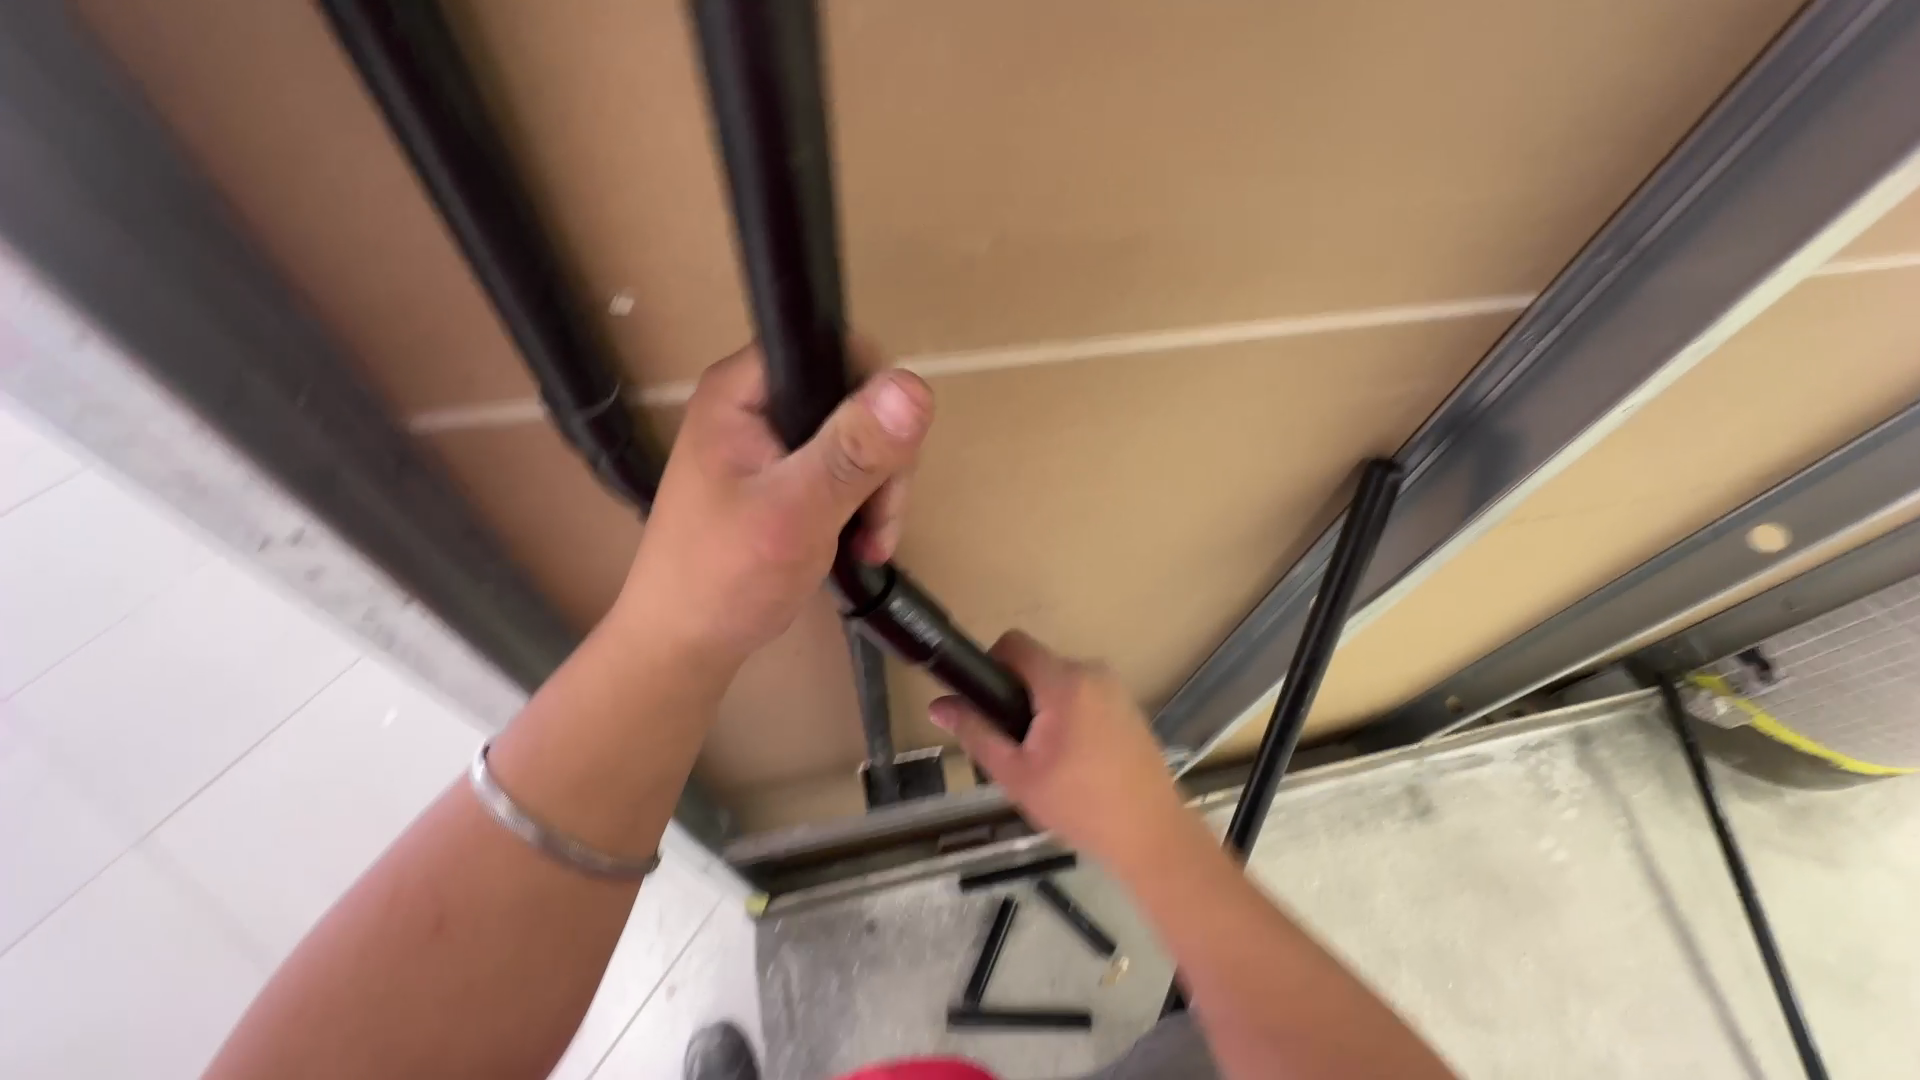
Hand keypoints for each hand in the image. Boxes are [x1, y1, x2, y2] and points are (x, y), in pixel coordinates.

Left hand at [617, 343, 932, 663]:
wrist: (687, 644)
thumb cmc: (725, 578)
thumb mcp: (796, 511)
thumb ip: (853, 452)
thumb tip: (914, 387)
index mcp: (743, 391)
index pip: (832, 350)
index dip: (873, 395)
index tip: (886, 456)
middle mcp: (757, 405)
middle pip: (856, 401)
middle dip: (882, 462)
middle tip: (878, 518)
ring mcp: (771, 444)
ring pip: (860, 442)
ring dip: (879, 493)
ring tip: (870, 545)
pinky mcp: (784, 478)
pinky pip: (846, 473)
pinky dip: (864, 508)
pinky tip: (862, 546)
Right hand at [930, 632, 1192, 868]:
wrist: (1150, 834)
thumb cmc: (1078, 805)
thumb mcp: (1015, 773)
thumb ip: (976, 732)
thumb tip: (938, 705)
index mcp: (1064, 682)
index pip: (1014, 644)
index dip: (990, 664)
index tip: (984, 702)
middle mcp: (1093, 673)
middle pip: (1037, 666)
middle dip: (1017, 696)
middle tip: (1013, 745)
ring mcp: (1115, 689)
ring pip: (1060, 683)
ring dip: (1043, 709)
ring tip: (1043, 759)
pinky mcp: (1129, 708)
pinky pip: (1084, 697)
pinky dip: (1069, 717)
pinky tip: (1073, 761)